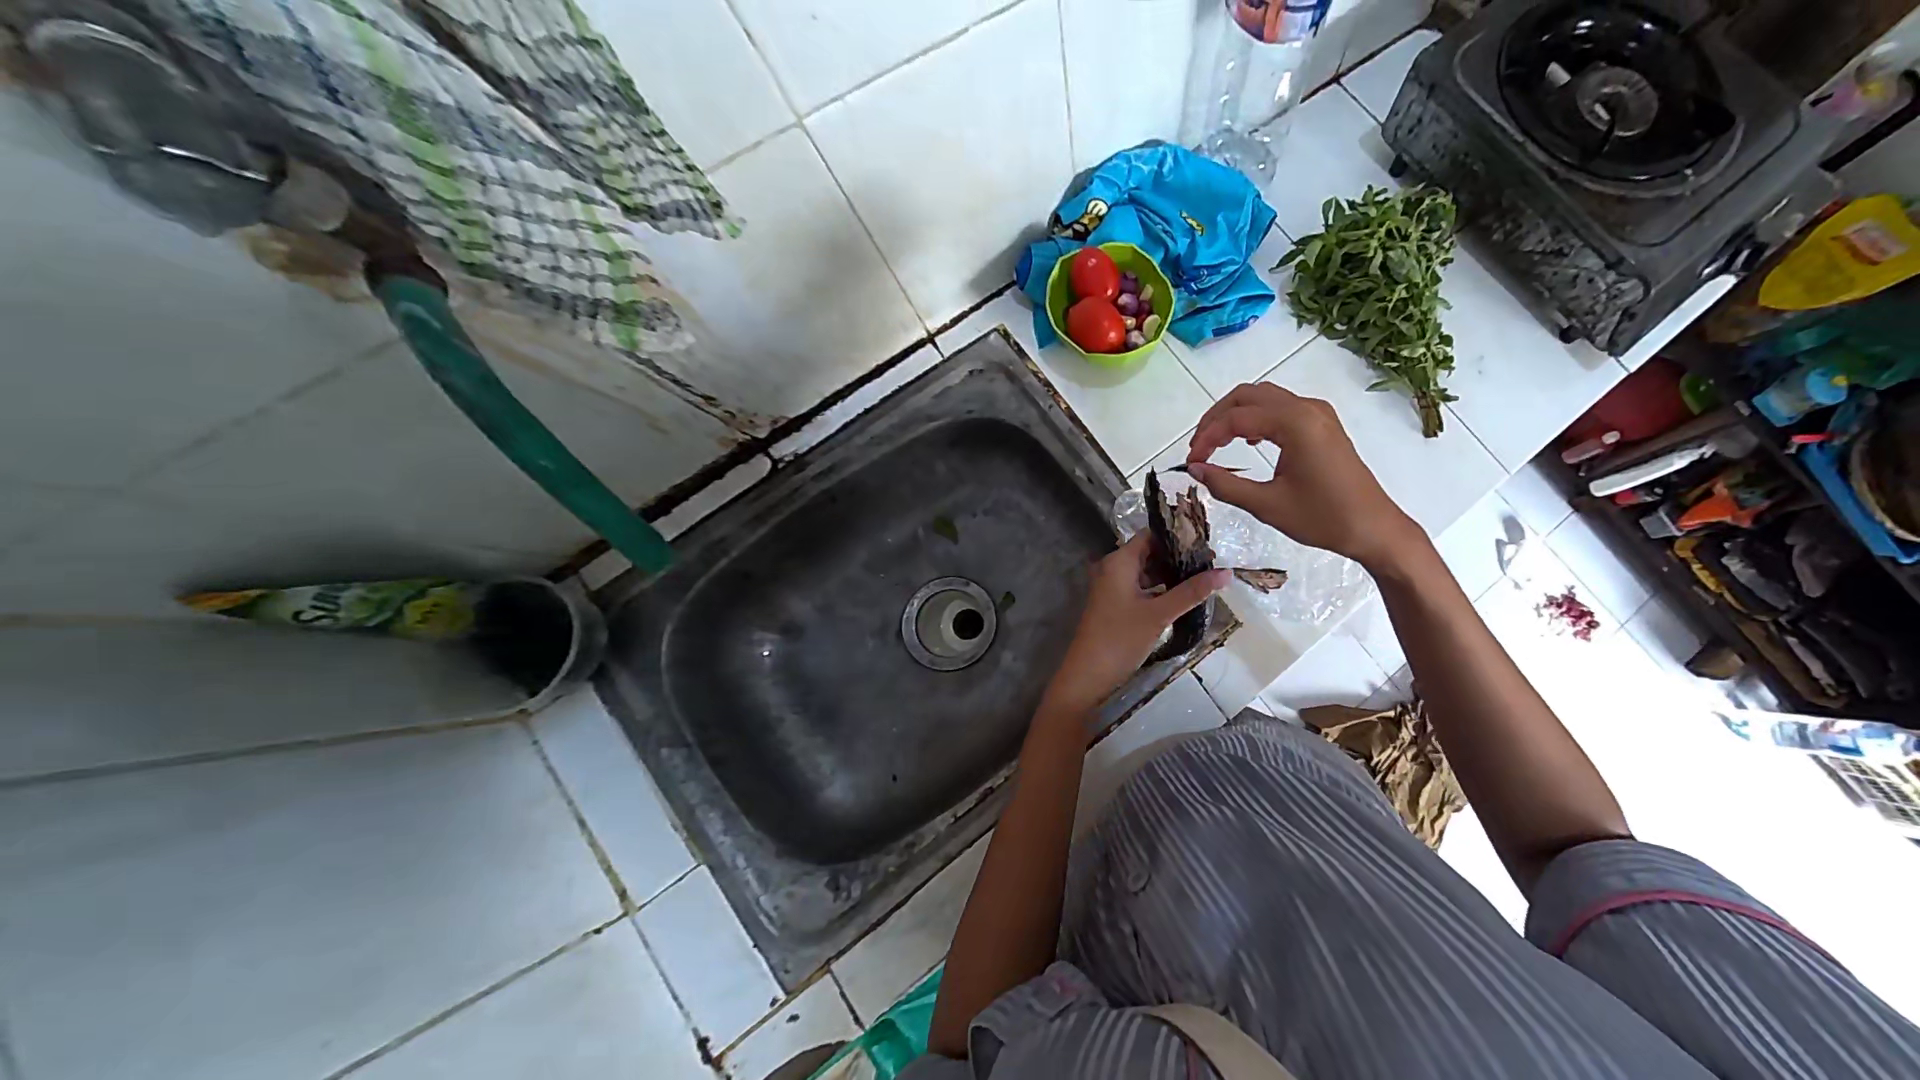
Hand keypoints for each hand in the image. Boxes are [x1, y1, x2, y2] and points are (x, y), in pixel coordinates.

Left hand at [1042, 533, 1228, 718]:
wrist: (1088, 673)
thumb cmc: (1121, 638)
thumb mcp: (1159, 613)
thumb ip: (1191, 592)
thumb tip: (1226, 572)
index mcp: (1119, 561)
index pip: (1150, 535)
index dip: (1176, 536)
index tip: (1205, 542)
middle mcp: (1113, 568)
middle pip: (1149, 552)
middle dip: (1177, 557)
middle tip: (1211, 562)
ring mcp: (1112, 587)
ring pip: (1146, 571)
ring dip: (1170, 574)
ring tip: (1203, 578)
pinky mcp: (1115, 604)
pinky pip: (1140, 587)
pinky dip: (1159, 589)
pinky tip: (1182, 596)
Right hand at [1186, 382, 1426, 572]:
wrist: (1373, 528)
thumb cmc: (1322, 518)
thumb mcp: (1267, 505)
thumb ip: (1226, 485)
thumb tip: (1195, 470)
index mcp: (1295, 424)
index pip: (1236, 419)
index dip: (1207, 438)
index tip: (1191, 462)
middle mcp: (1307, 409)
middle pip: (1247, 396)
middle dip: (1216, 419)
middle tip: (1198, 449)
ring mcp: (1317, 413)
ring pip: (1263, 397)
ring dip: (1234, 415)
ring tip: (1214, 444)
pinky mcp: (1322, 424)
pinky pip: (1280, 407)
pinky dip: (1255, 418)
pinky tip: (1247, 441)